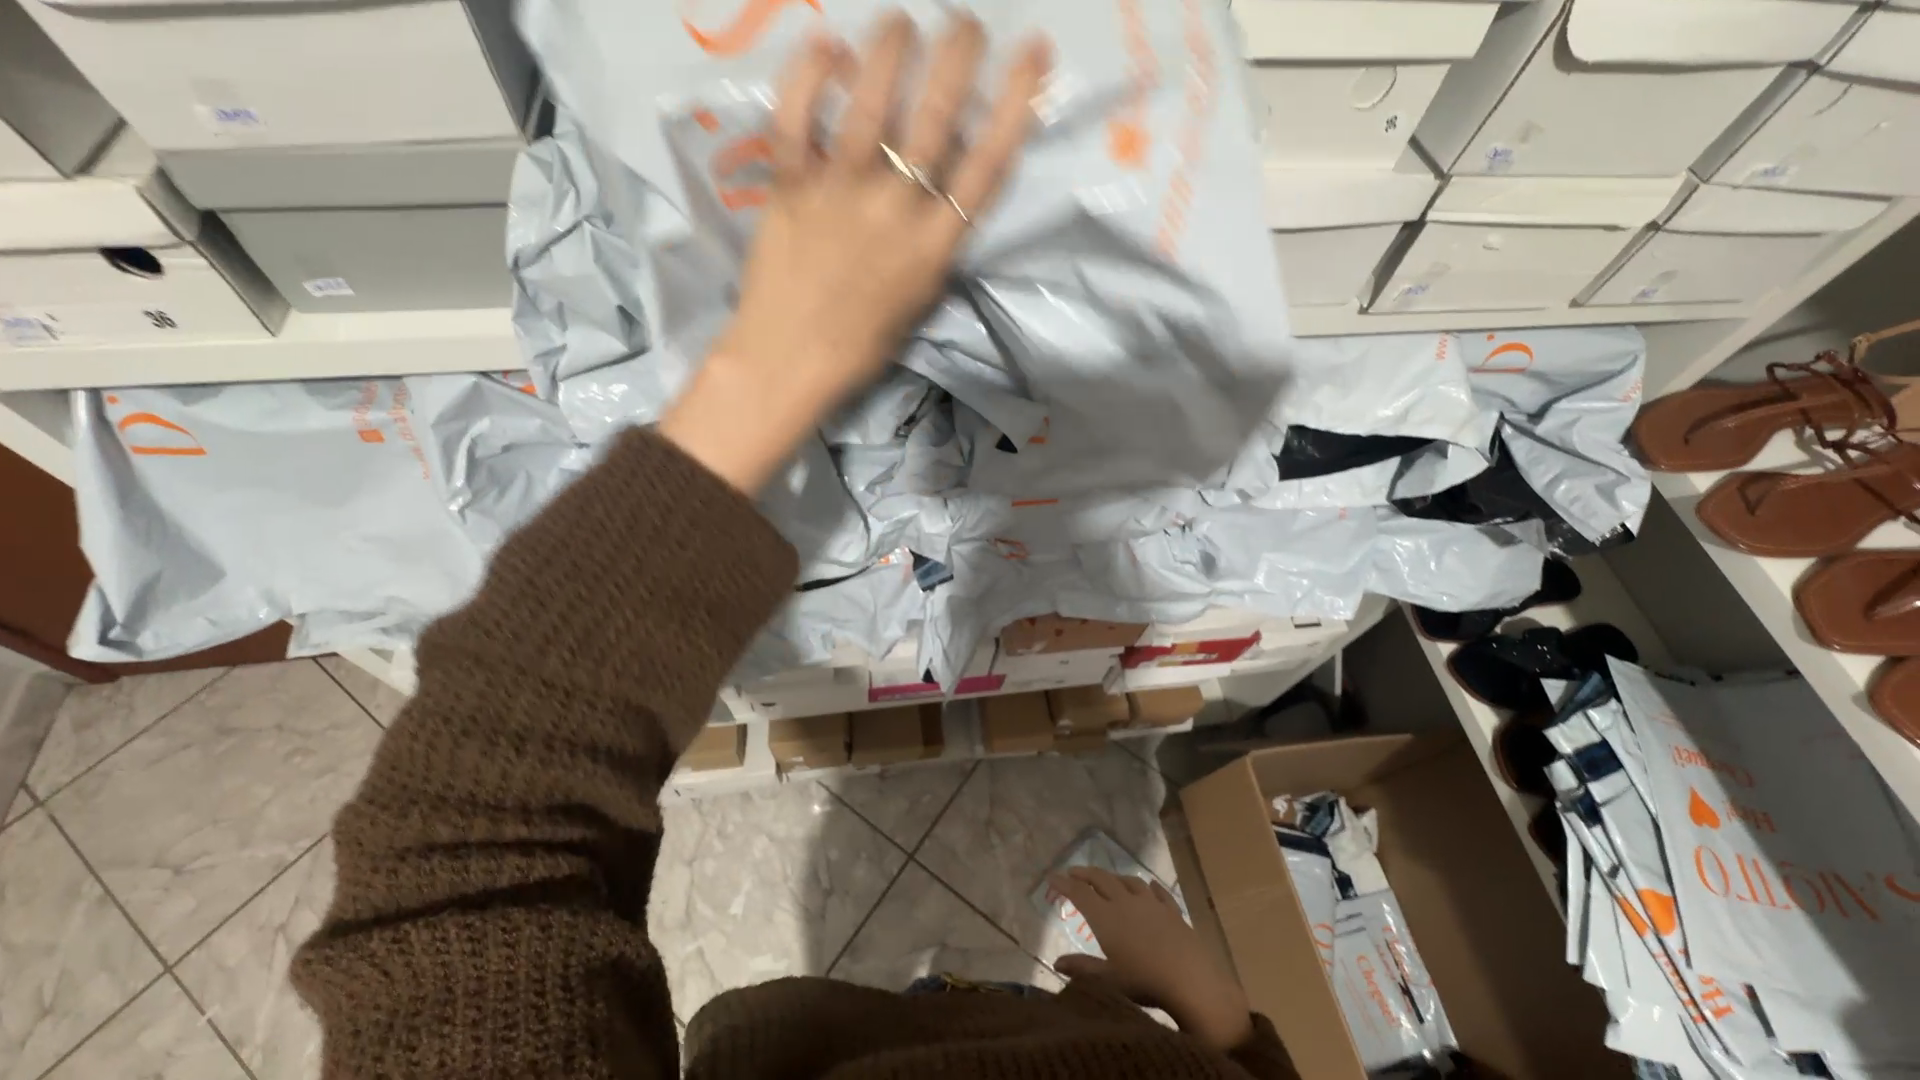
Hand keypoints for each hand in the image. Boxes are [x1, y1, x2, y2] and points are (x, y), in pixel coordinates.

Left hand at [660, 13, 1050, 494]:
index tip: (1032, 52)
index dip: (1015, 101)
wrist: (790, 361)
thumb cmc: (863, 339)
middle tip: (964, 23)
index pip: (988, 162)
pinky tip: (826, 45)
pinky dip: (808, 76)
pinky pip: (796, 119)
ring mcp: (840, 194)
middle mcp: (895, 209)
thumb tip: (942, 172)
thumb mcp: (921, 293)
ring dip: (891, 49)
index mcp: (935, 243)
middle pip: (936, 117)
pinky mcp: (791, 188)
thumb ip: (936, 234)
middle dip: (958, 54)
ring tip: (902, 23)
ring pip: (870, 103)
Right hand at [1050, 867, 1254, 1053]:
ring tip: (1106, 879)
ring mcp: (1151, 904)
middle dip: (1085, 874)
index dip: (1064, 884)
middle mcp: (1126, 903)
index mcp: (1106, 917)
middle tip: (1073, 872)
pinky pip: (1158, 892)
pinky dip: (1149, 886)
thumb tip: (1056, 962)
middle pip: (1102, 880)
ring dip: (1114, 877)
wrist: (1190, 980)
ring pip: (1128, 881)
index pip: (1080, 894)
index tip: (1052, 878)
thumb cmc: (1144, 981)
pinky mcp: (1173, 911)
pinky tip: (1149, 886)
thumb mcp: (1108, 979)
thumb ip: (1082, 968)